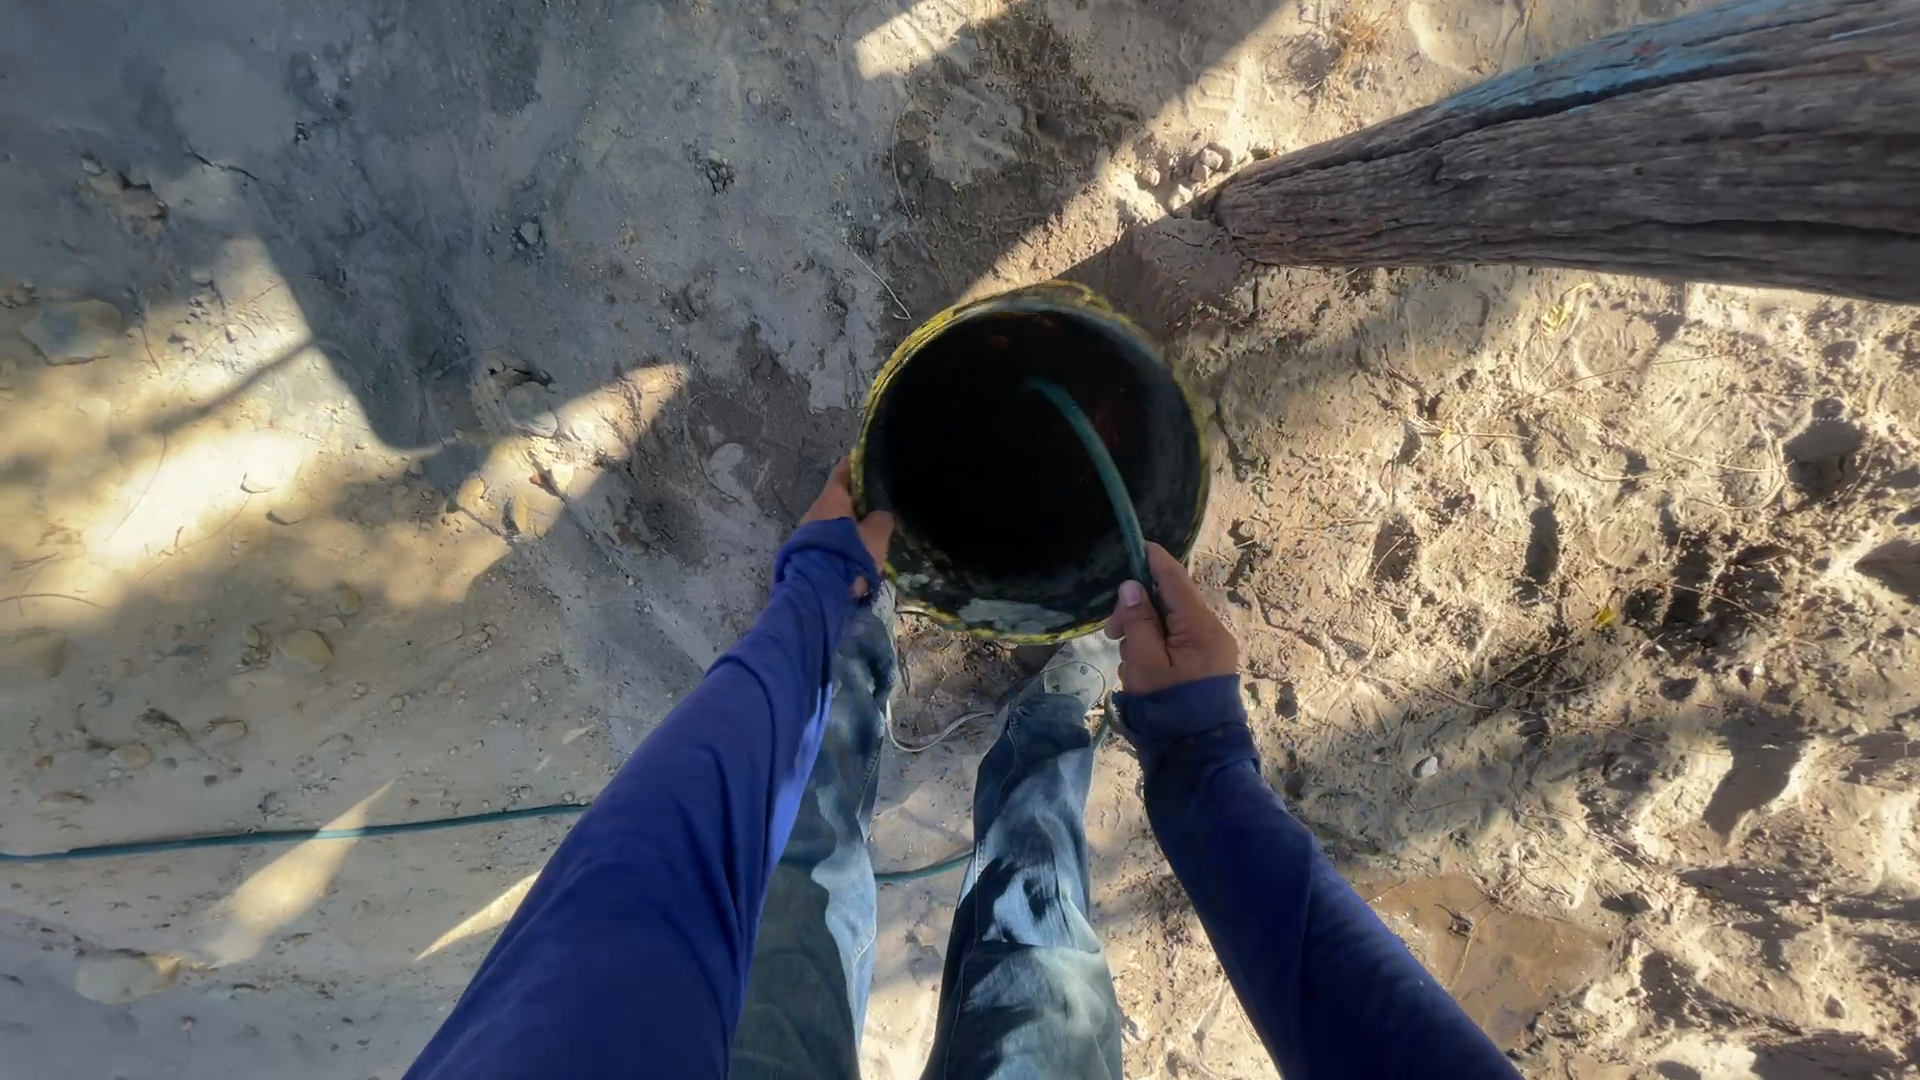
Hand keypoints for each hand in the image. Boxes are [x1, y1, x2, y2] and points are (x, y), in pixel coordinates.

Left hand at [799, 458, 894, 592]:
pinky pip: (828, 540)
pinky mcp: (805, 553)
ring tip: (868, 534)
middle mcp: (815, 511)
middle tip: (877, 505)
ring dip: (849, 525)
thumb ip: (882, 520)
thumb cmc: (849, 554)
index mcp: (831, 499)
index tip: (865, 460)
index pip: (842, 472)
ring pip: (833, 522)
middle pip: (838, 499)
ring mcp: (806, 532)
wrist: (817, 589)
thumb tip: (880, 515)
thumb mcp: (876, 536)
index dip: (855, 465)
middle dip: (856, 502)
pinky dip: (841, 542)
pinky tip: (854, 552)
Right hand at [1104, 542, 1238, 694]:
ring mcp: (1208, 649)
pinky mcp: (1201, 664)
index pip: (1175, 579)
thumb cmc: (1168, 705)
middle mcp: (1210, 631)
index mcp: (1201, 627)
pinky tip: (1138, 671)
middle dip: (1136, 611)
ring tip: (1127, 662)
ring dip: (1142, 633)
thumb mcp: (1145, 662)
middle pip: (1168, 601)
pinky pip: (1172, 642)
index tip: (1135, 542)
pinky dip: (1152, 648)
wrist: (1196, 755)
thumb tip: (1132, 586)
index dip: (1154, 559)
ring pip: (1167, 623)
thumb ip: (1138, 621)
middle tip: (1111, 633)